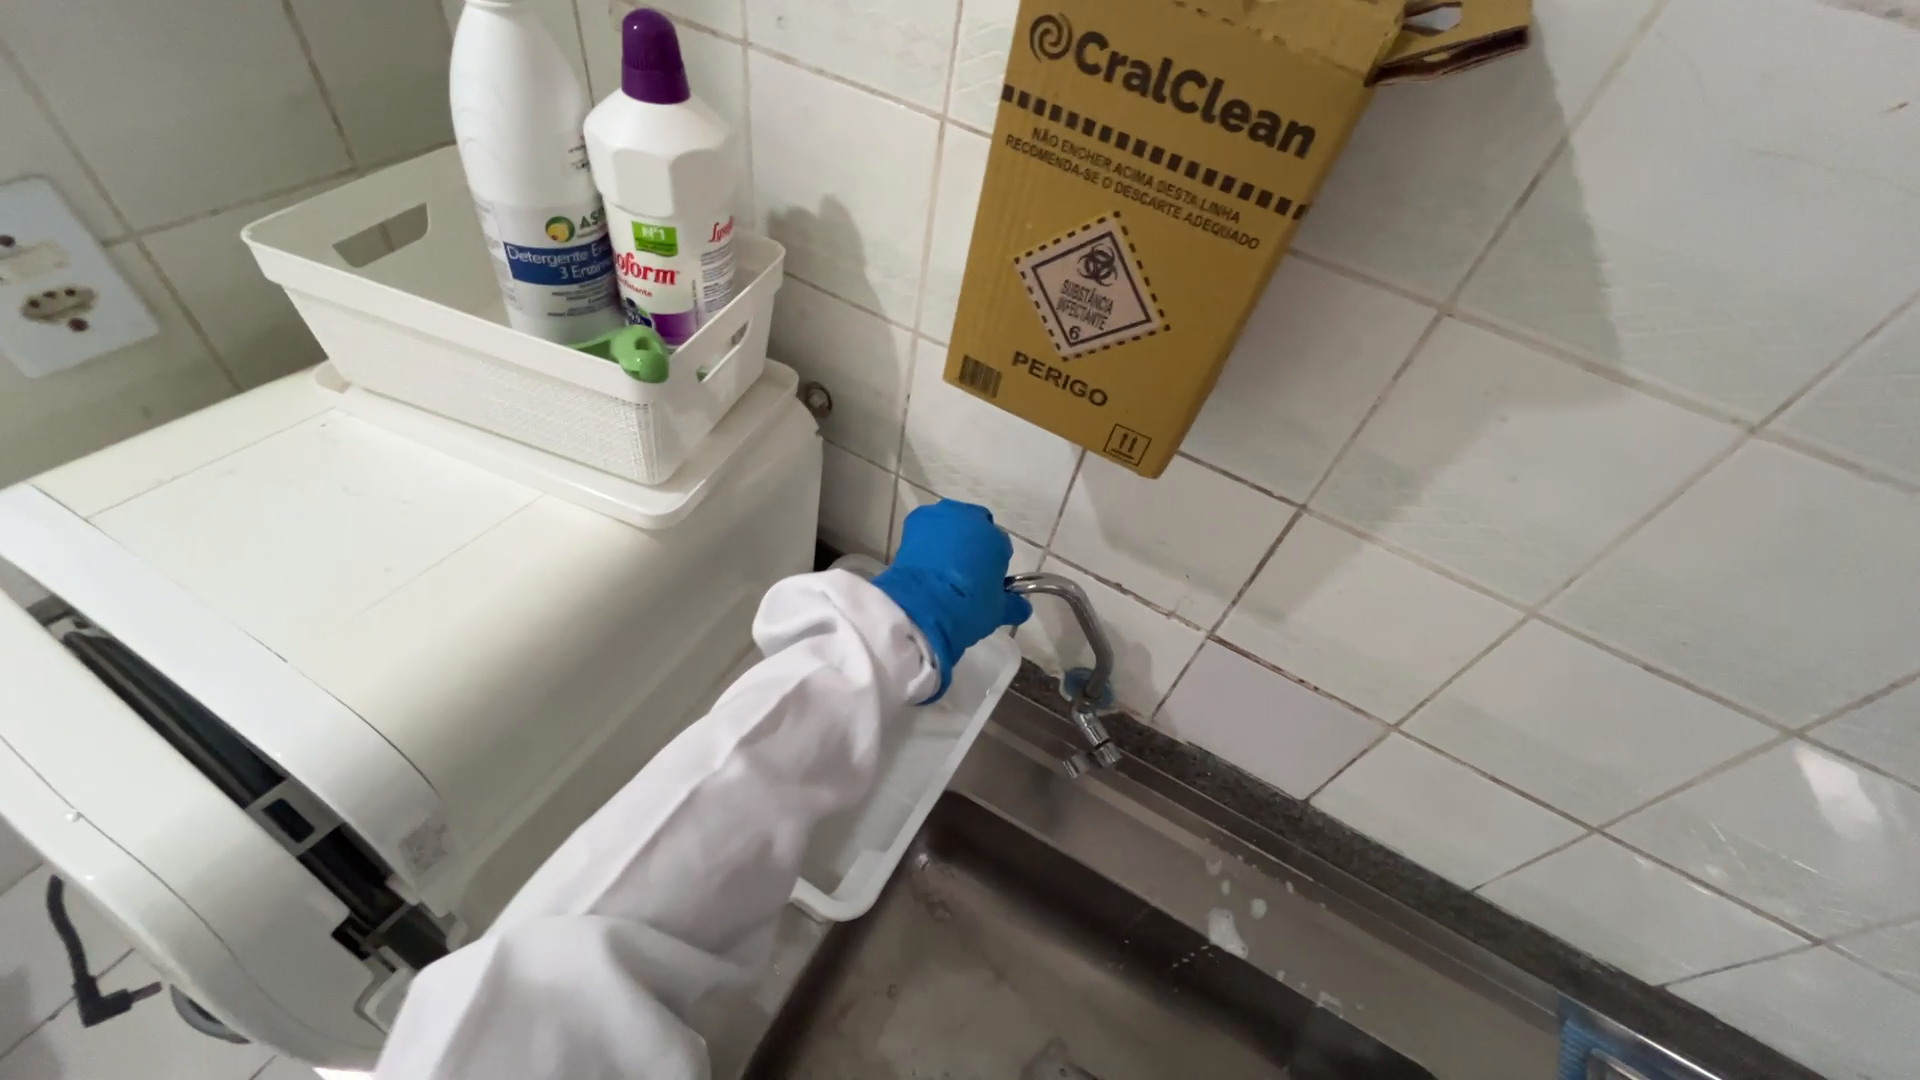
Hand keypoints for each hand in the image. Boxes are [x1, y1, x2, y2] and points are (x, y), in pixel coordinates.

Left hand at [870, 500, 1032, 701]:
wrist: (921, 607)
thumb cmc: (967, 607)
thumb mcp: (997, 612)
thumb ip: (1012, 605)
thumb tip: (1022, 606)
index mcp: (996, 539)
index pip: (1000, 548)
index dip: (993, 566)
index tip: (985, 584)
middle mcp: (971, 519)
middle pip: (976, 530)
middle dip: (972, 546)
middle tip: (964, 575)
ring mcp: (941, 517)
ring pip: (951, 527)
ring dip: (949, 541)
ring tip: (941, 571)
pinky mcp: (915, 522)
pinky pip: (927, 531)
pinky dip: (927, 543)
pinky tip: (924, 565)